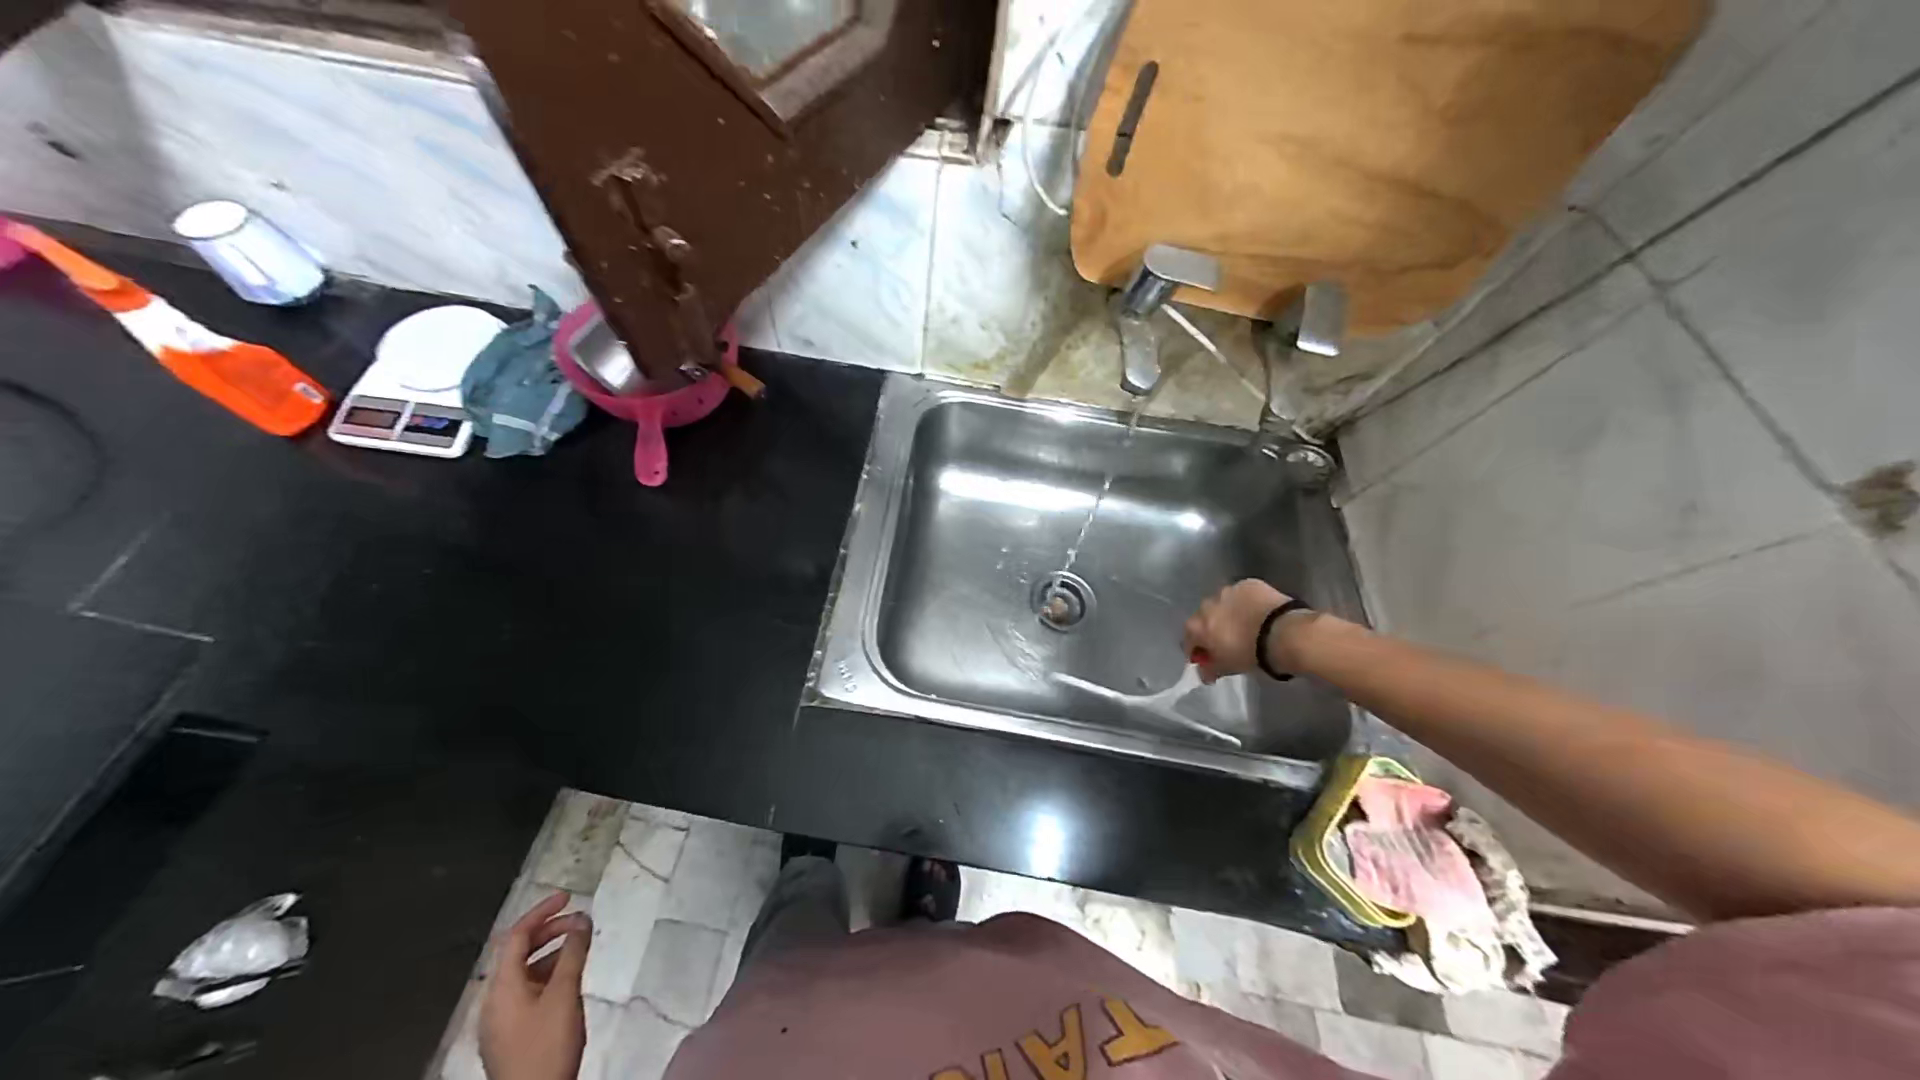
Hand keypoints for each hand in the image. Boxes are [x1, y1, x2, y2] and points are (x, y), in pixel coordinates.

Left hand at [480, 893, 591, 1079]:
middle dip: (549, 931)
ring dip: (551, 953)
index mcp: (501, 987)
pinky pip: (527, 992)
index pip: (515, 936)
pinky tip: (569, 981)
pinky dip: (548, 975)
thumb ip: (573, 953)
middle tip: (580, 922)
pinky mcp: (510, 1035)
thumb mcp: (565, 995)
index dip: (542, 912)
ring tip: (580, 948)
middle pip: (517, 953)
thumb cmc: (547, 1046)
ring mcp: (500, 1020)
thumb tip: (581, 920)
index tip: (569, 896)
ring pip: (524, 973)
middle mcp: (494, 1000)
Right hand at [1183, 579, 1292, 682]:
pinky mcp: (1248, 583)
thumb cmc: (1250, 654)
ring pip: (1223, 603)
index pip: (1188, 640)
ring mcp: (1227, 591)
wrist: (1282, 633)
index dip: (1197, 650)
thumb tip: (1204, 672)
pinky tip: (1259, 612)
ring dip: (1229, 612)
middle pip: (1204, 618)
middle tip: (1228, 640)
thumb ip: (1209, 670)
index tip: (1207, 658)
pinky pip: (1242, 594)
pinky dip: (1247, 602)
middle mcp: (1206, 605)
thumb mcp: (1227, 668)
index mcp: (1197, 626)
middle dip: (1212, 628)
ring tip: (1246, 623)